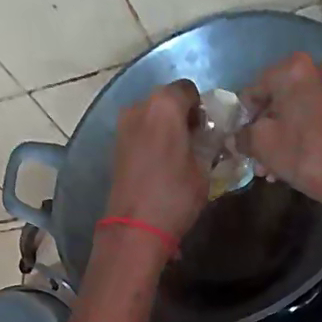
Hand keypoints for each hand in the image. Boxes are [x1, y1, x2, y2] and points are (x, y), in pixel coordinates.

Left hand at [103, 79, 208, 242]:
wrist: (134, 230)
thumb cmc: (174, 197)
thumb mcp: (203, 170)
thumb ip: (206, 145)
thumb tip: (207, 138)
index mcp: (164, 105)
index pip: (188, 91)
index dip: (200, 109)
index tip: (205, 131)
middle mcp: (139, 107)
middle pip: (165, 102)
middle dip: (180, 118)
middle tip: (192, 144)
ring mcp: (122, 128)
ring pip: (150, 119)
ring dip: (163, 131)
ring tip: (176, 159)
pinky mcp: (114, 149)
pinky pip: (138, 136)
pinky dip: (150, 143)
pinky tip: (159, 167)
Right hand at [237, 53, 321, 218]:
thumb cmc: (301, 153)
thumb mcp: (261, 144)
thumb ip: (242, 136)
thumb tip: (232, 138)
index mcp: (292, 69)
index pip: (252, 90)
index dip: (241, 118)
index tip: (238, 141)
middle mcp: (313, 69)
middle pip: (273, 100)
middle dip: (261, 130)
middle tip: (253, 157)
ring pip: (291, 111)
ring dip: (276, 137)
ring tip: (268, 167)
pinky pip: (308, 117)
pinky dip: (295, 135)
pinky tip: (287, 160)